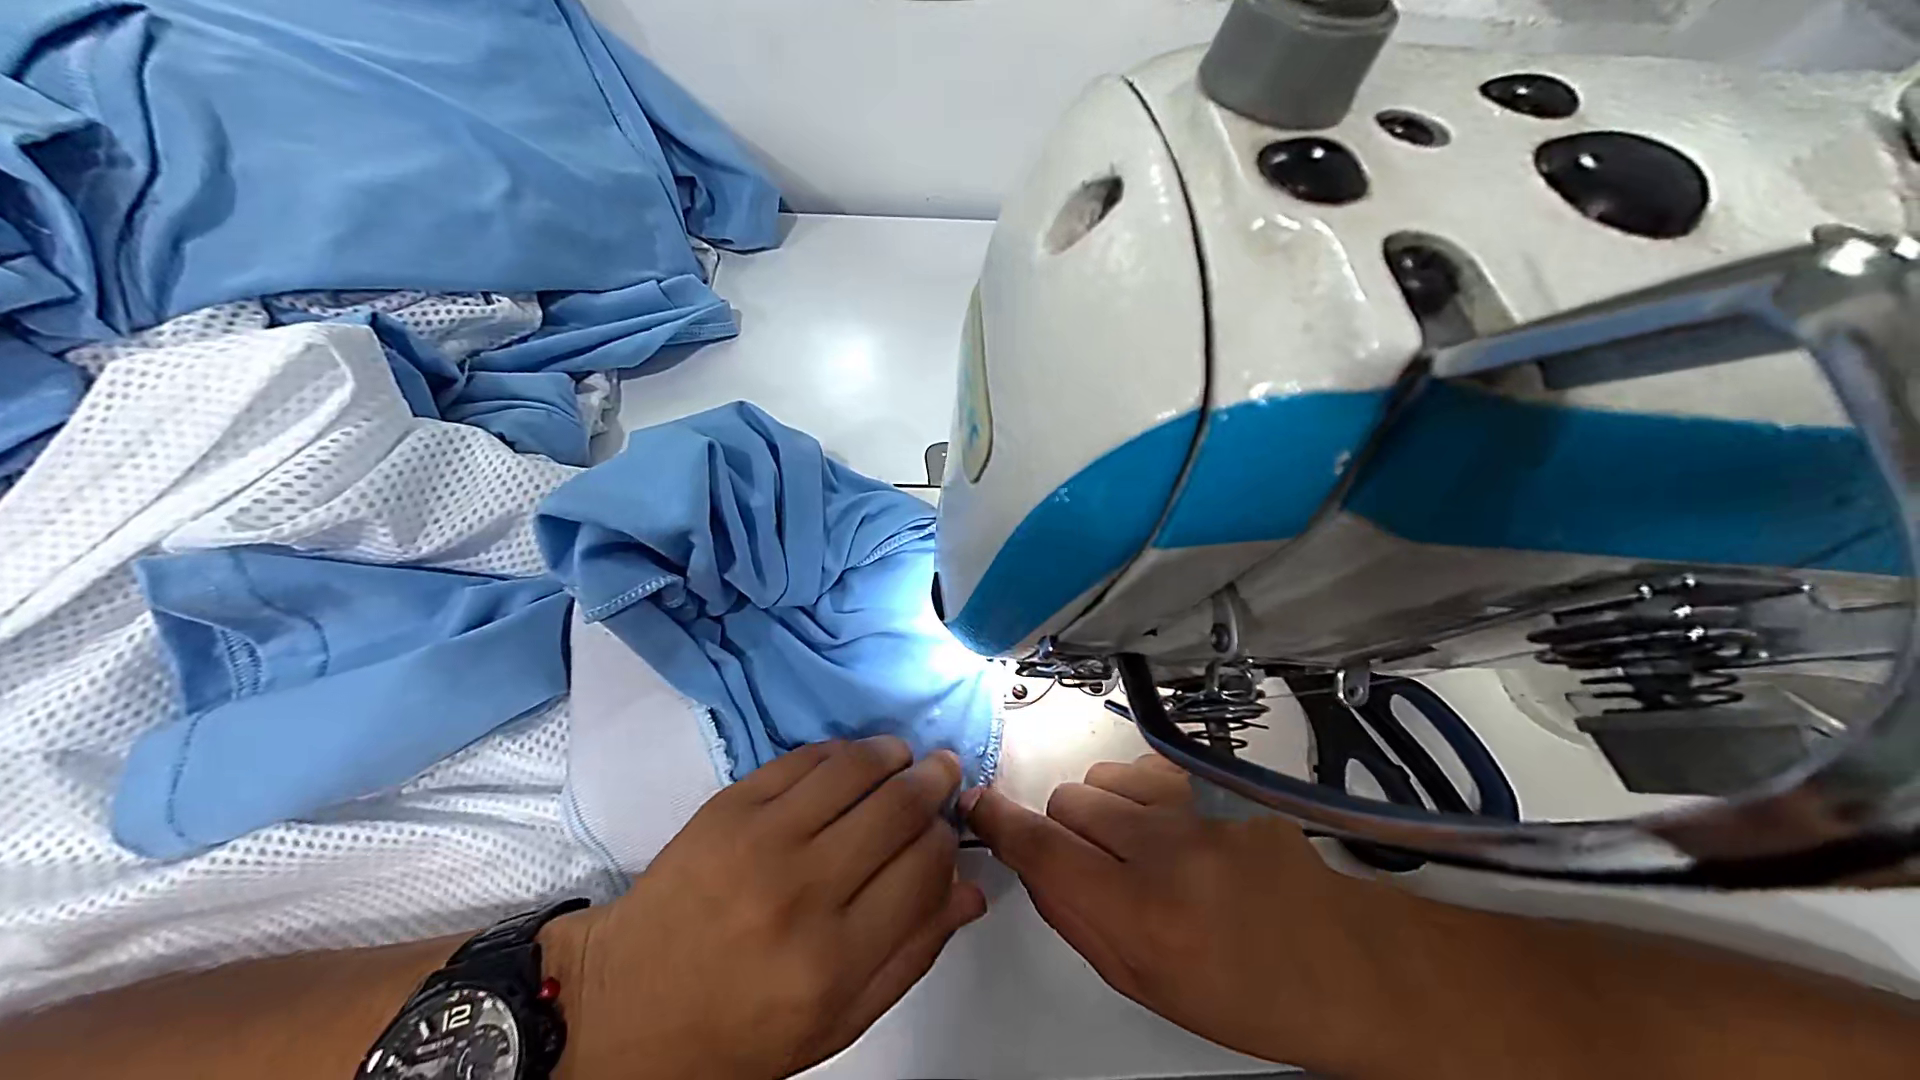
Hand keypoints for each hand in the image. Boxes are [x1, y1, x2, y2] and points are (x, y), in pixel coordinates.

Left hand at [550, 737, 983, 1079]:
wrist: (627, 1005)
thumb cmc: (738, 1026)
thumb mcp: (837, 1021)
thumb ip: (912, 954)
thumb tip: (969, 890)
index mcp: (834, 958)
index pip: (925, 866)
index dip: (947, 838)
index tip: (945, 830)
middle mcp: (802, 890)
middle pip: (899, 807)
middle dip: (935, 779)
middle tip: (944, 769)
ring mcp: (761, 839)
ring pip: (856, 768)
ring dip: (894, 753)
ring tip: (904, 757)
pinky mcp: (729, 806)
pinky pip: (805, 758)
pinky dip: (842, 751)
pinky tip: (852, 761)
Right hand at [962, 752, 1421, 1066]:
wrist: (1347, 960)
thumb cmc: (1250, 991)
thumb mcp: (1147, 984)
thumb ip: (1076, 919)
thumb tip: (1033, 865)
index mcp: (1144, 916)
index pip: (1043, 848)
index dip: (1000, 821)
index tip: (979, 805)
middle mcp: (1167, 849)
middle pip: (1068, 802)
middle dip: (1067, 830)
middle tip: (1099, 863)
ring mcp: (1198, 806)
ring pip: (1102, 781)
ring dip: (1105, 810)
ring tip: (1144, 847)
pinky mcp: (1218, 784)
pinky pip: (1143, 771)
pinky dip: (1141, 794)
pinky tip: (1174, 828)